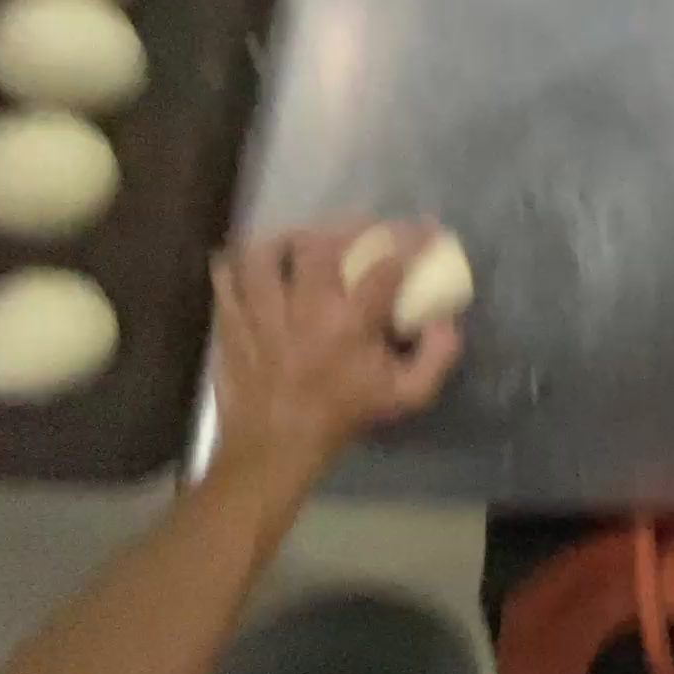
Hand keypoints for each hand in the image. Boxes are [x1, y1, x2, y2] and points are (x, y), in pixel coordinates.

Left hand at [209, 221, 462, 474]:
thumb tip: (446, 316)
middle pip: (320, 244)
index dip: (412, 240)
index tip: (427, 229)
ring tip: (307, 238)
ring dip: (290, 237)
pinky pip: (227, 276)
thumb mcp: (410, 394)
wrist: (275, 448)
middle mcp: (305, 310)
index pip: (387, 267)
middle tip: (365, 225)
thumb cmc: (346, 415)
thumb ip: (439, 353)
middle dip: (348, 226)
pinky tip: (264, 262)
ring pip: (265, 252)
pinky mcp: (232, 323)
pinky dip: (244, 261)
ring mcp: (261, 314)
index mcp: (351, 325)